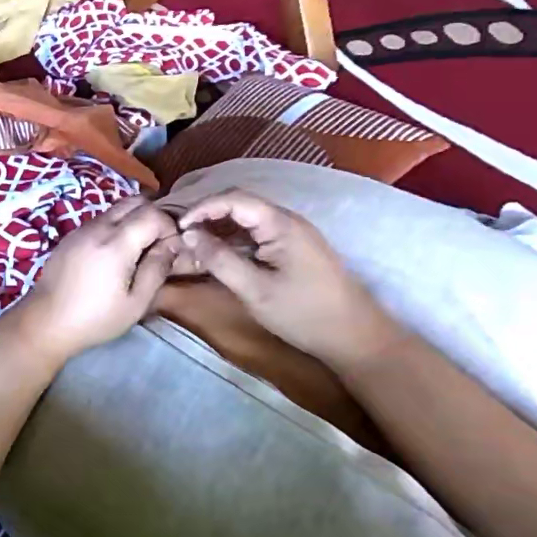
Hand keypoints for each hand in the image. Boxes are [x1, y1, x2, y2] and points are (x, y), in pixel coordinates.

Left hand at [10, 195, 178, 362]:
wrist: (46, 320)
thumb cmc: (95, 318)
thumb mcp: (136, 303)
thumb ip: (156, 269)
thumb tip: (171, 245)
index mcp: (116, 243)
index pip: (152, 213)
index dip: (169, 226)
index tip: (172, 248)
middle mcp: (98, 227)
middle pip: (134, 201)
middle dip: (153, 215)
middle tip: (160, 243)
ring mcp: (82, 227)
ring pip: (116, 207)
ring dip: (134, 219)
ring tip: (139, 249)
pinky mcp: (72, 234)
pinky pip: (101, 218)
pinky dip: (117, 225)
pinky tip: (115, 253)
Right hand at [174, 189, 401, 370]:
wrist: (357, 338)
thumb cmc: (304, 315)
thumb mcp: (255, 291)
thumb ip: (219, 260)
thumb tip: (188, 235)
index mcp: (280, 223)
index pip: (233, 198)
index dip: (201, 208)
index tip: (179, 227)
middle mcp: (288, 219)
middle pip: (240, 202)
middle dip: (208, 214)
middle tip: (184, 233)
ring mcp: (294, 232)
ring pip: (248, 217)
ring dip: (221, 226)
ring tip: (197, 244)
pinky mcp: (295, 246)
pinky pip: (259, 231)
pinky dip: (235, 238)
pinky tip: (222, 254)